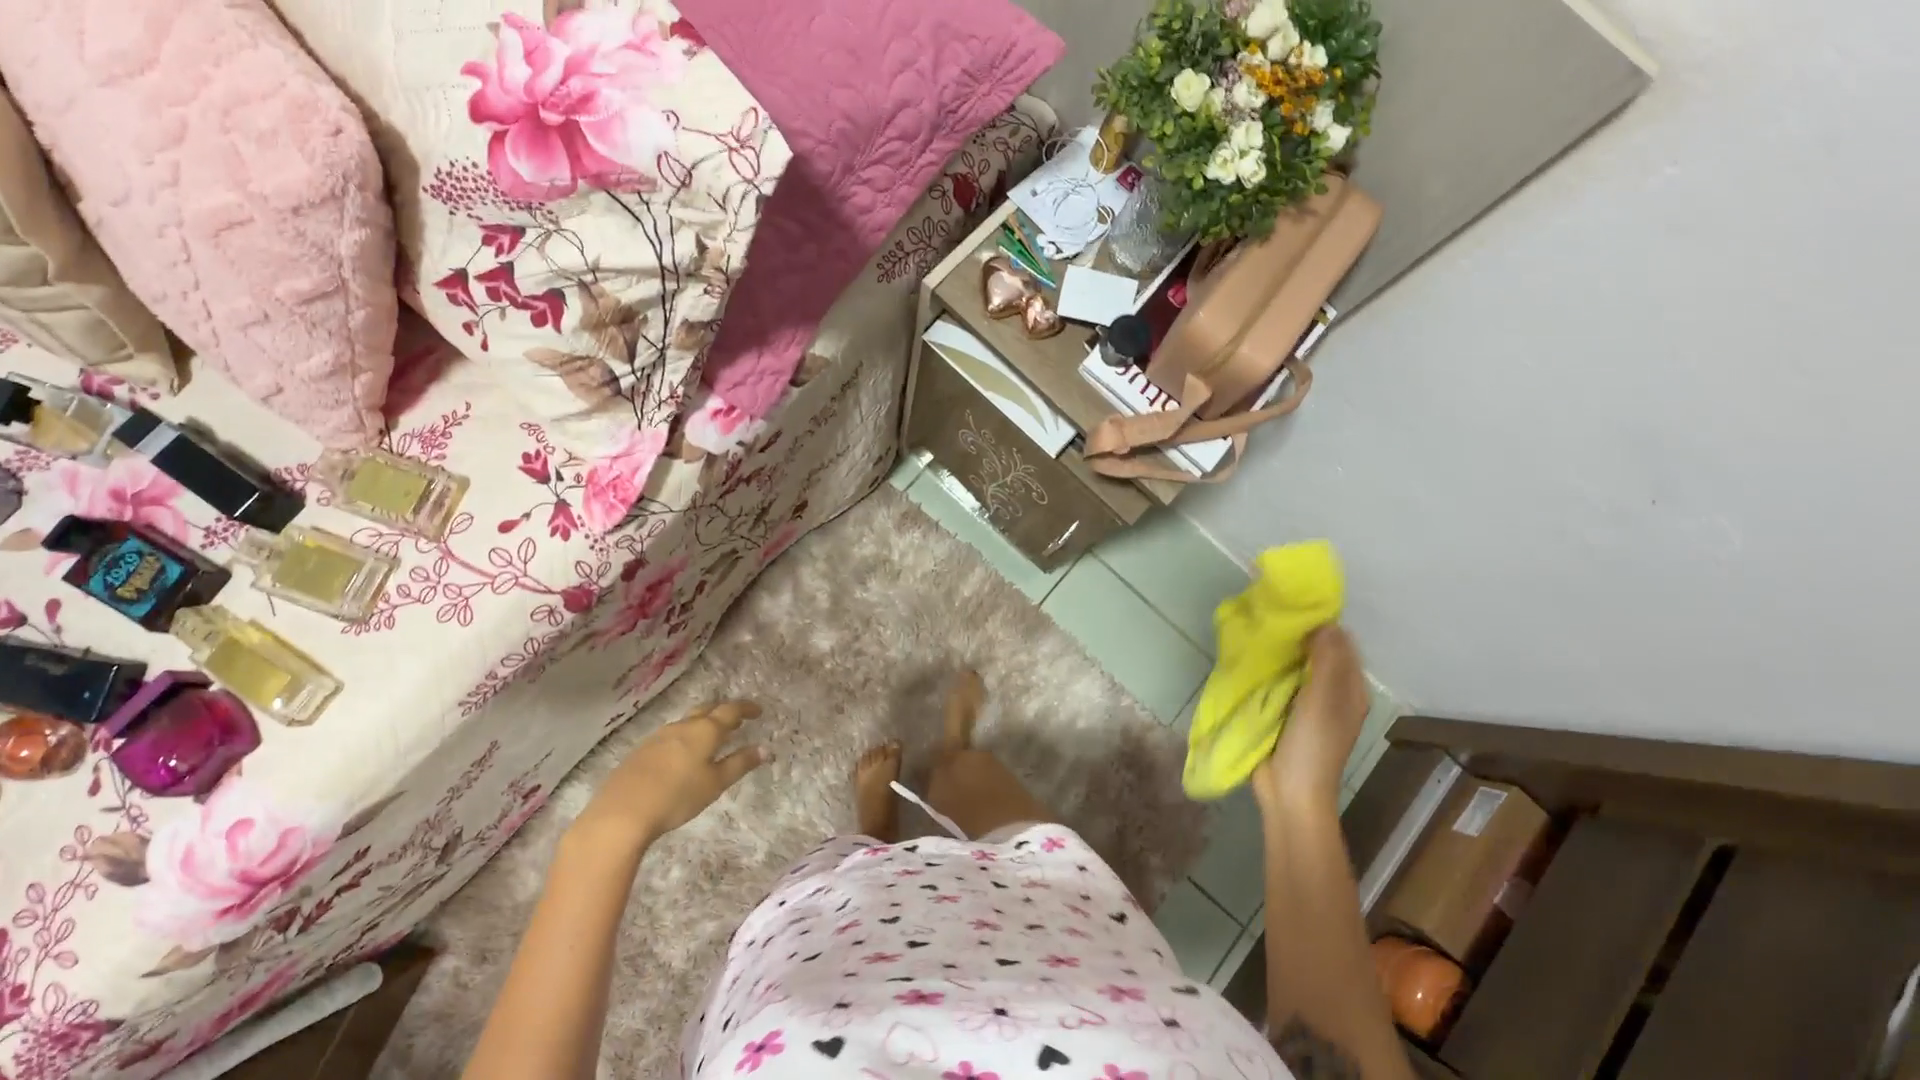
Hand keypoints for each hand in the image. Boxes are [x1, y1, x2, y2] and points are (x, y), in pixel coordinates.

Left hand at [572, 701, 769, 849]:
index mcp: (704, 731)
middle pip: (706, 710)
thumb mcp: (715, 783)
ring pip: (686, 722)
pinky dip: (685, 737)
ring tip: (712, 737)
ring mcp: (658, 737)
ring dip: (703, 724)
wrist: (622, 812)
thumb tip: (764, 749)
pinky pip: (671, 736)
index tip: (758, 711)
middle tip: (737, 720)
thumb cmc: (677, 796)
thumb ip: (740, 764)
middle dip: (724, 712)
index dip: (746, 709)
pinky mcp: (641, 751)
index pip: (730, 711)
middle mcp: (681, 727)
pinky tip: (683, 755)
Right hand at [1250, 625, 1369, 816]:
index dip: (1322, 624)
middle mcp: (1332, 694)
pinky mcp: (1283, 715)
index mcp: (1350, 690)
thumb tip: (1324, 622)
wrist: (1290, 794)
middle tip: (1269, 616)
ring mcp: (1307, 706)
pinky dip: (1267, 672)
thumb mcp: (1323, 699)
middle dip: (1297, 636)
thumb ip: (1326, 660)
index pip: (1341, 644)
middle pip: (1318, 654)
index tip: (1293, 606)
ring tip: (1256, 633)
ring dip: (1280, 653)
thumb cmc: (1312, 745)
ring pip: (1295, 668)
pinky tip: (1250, 661)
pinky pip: (1277, 684)